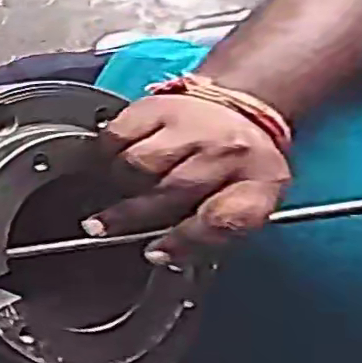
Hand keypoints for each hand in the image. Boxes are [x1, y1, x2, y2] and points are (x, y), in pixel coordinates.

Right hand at [88, 92, 291, 263]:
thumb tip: (164, 252)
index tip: (156, 254)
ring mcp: (189, 127)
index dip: (185, 241)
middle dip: (130, 215)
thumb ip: (214, 226)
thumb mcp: (246, 196)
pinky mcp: (153, 108)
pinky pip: (115, 138)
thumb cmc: (235, 162)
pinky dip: (106, 153)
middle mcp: (228, 152)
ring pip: (136, 164)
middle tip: (101, 227)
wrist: (234, 108)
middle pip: (170, 191)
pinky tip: (113, 159)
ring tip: (118, 187)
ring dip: (120, 182)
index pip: (222, 220)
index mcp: (259, 182)